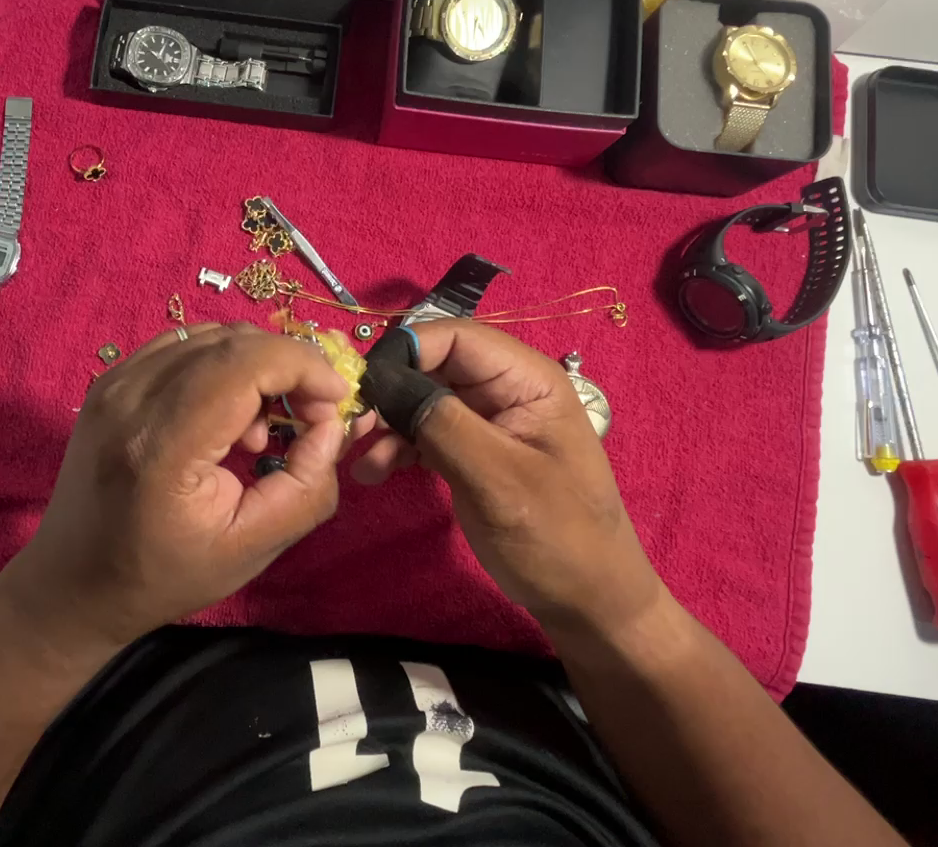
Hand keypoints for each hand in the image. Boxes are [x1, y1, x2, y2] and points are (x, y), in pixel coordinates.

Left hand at [0, 323, 366, 651]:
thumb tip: (330, 422)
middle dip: (288, 365)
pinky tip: (225, 416)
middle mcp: (131, 398)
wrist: (73, 581)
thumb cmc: (163, 575)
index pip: (244, 363)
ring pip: (210, 335)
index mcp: (161, 446)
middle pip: (232, 341)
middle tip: (310, 414)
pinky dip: (222, 366)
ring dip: (255, 366)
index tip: (336, 398)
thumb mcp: (251, 548)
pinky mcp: (111, 379)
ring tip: (262, 428)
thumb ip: (306, 485)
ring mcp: (114, 382)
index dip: (303, 365)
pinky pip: (184, 345)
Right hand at [351, 320, 666, 646]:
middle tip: (353, 429)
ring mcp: (484, 419)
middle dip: (389, 392)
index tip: (364, 389)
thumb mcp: (498, 478)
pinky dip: (394, 448)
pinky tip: (373, 474)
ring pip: (419, 399)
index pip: (454, 336)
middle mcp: (502, 388)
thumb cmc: (556, 536)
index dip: (405, 352)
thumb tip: (382, 379)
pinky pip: (421, 432)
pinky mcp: (466, 449)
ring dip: (386, 425)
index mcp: (526, 379)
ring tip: (362, 462)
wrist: (584, 601)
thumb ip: (441, 421)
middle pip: (430, 365)